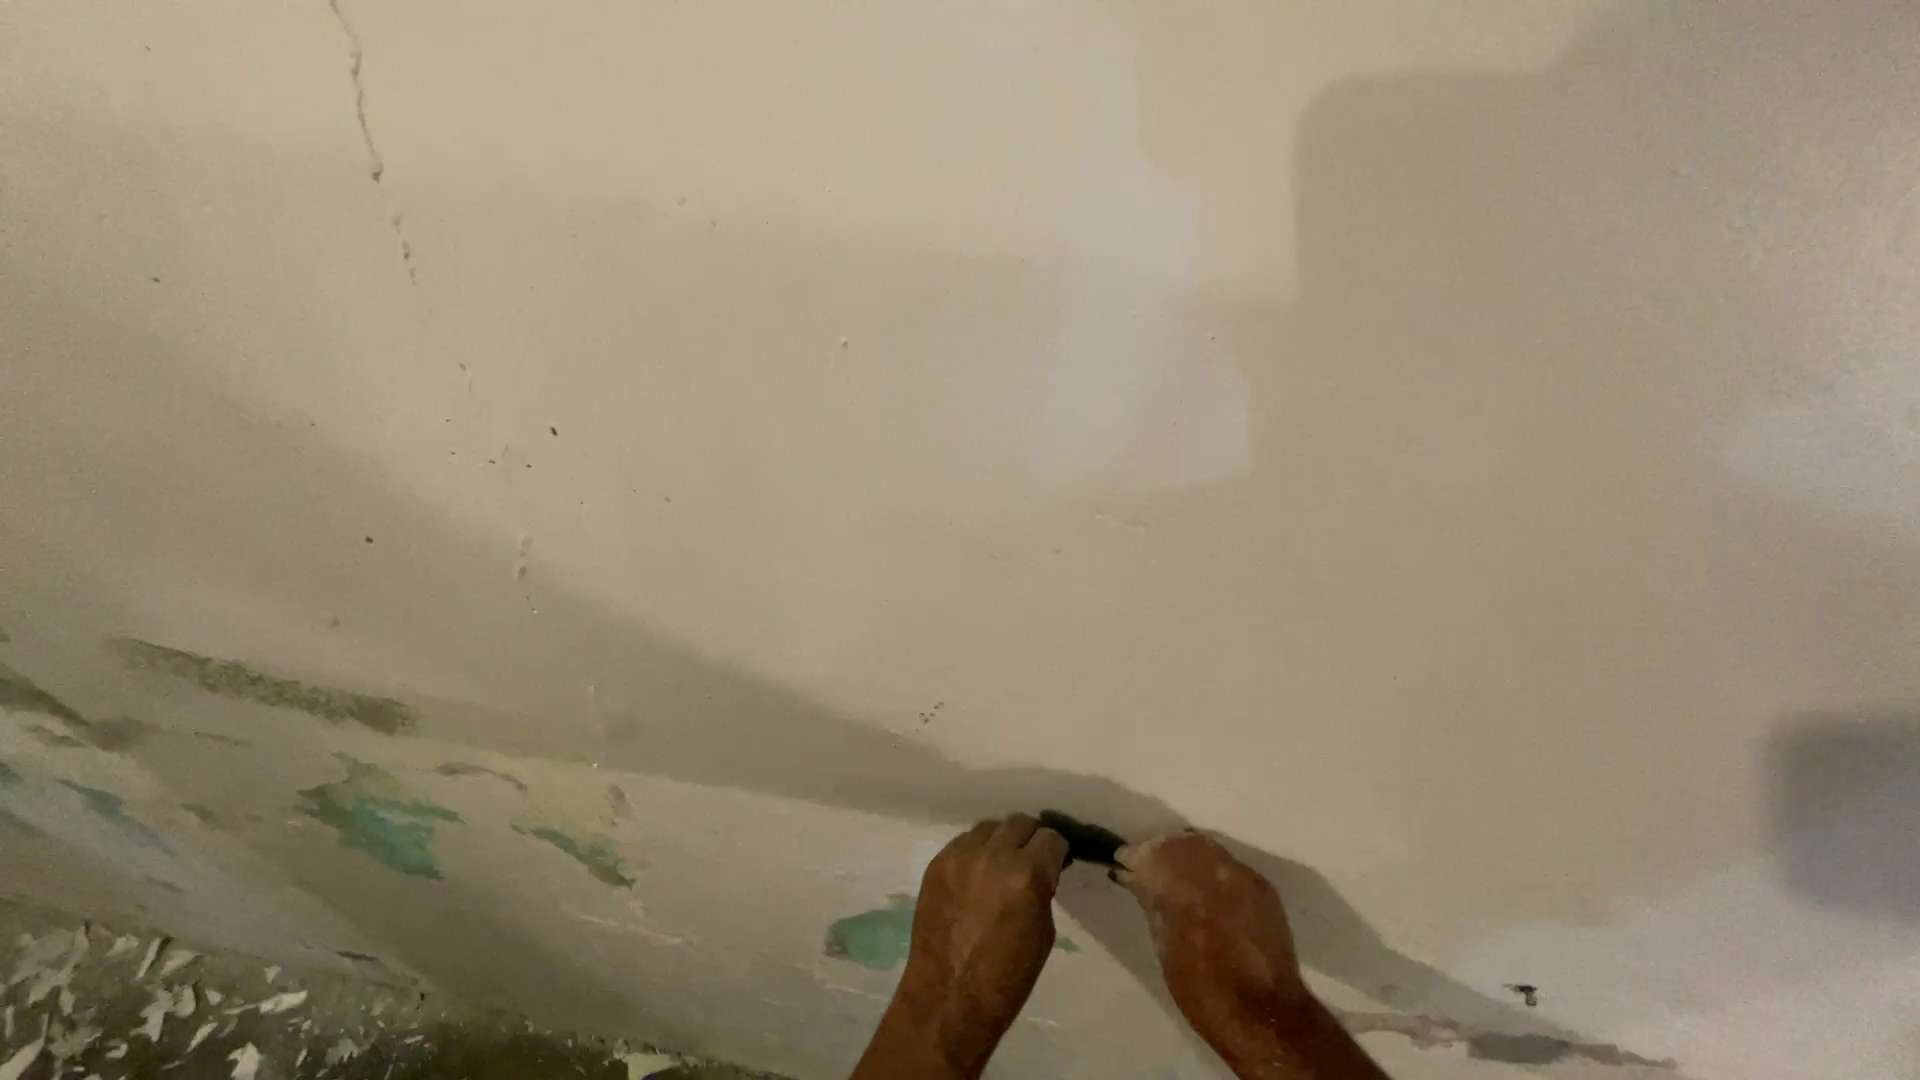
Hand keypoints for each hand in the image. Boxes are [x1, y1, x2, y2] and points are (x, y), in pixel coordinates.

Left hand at [852, 815, 1068, 1079]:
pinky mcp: (937, 863)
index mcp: (1027, 874)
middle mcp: (994, 855)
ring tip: (1000, 866)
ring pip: (990, 827)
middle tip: (1030, 861)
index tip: (1055, 863)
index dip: (1057, 851)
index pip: (1051, 838)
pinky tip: (976, 875)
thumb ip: (1042, 891)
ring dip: (1001, 841)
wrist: (948, 998)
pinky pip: (963, 842)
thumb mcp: (1043, 934)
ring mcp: (960, 856)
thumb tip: (1040, 871)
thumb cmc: (1006, 977)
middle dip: (1030, 839)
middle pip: (1020, 823)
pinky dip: (975, 852)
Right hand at [1115, 832, 1309, 1053]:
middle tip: (1145, 864)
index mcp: (1186, 894)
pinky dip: (1210, 865)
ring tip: (1172, 870)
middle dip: (1158, 849)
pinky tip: (1202, 883)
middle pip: (1179, 842)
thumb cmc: (1204, 992)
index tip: (1121, 860)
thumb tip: (1134, 877)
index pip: (1151, 855)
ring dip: (1184, 852)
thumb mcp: (1165, 950)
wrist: (1265, 1017)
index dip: (1133, 855)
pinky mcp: (1263, 888)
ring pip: (1205, 846)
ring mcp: (1244, 878)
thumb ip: (1152, 905)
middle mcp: (1217, 876)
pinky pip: (1228, 862)